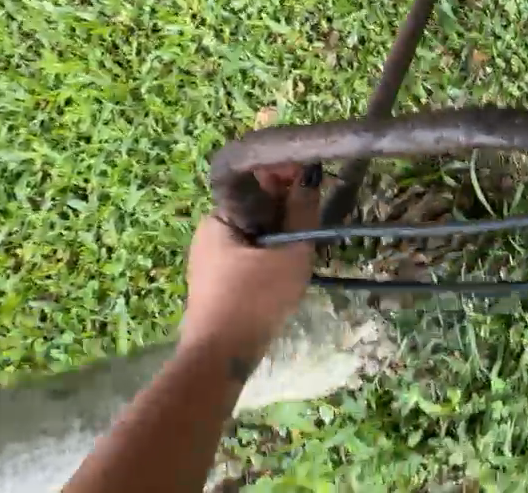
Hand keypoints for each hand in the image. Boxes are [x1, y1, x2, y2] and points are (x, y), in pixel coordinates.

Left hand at [181, 165, 317, 358]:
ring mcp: (211, 254)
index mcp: (220, 217)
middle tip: (317, 210)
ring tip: (309, 236)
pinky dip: (272, 244)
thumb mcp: (291, 250)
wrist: (221, 355)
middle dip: (288, 201)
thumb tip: (309, 175)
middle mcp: (210, 230)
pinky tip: (291, 258)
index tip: (315, 178)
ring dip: (283, 225)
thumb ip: (302, 210)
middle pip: (257, 201)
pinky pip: (251, 245)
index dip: (287, 173)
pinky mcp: (218, 275)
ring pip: (256, 225)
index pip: (256, 178)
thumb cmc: (257, 297)